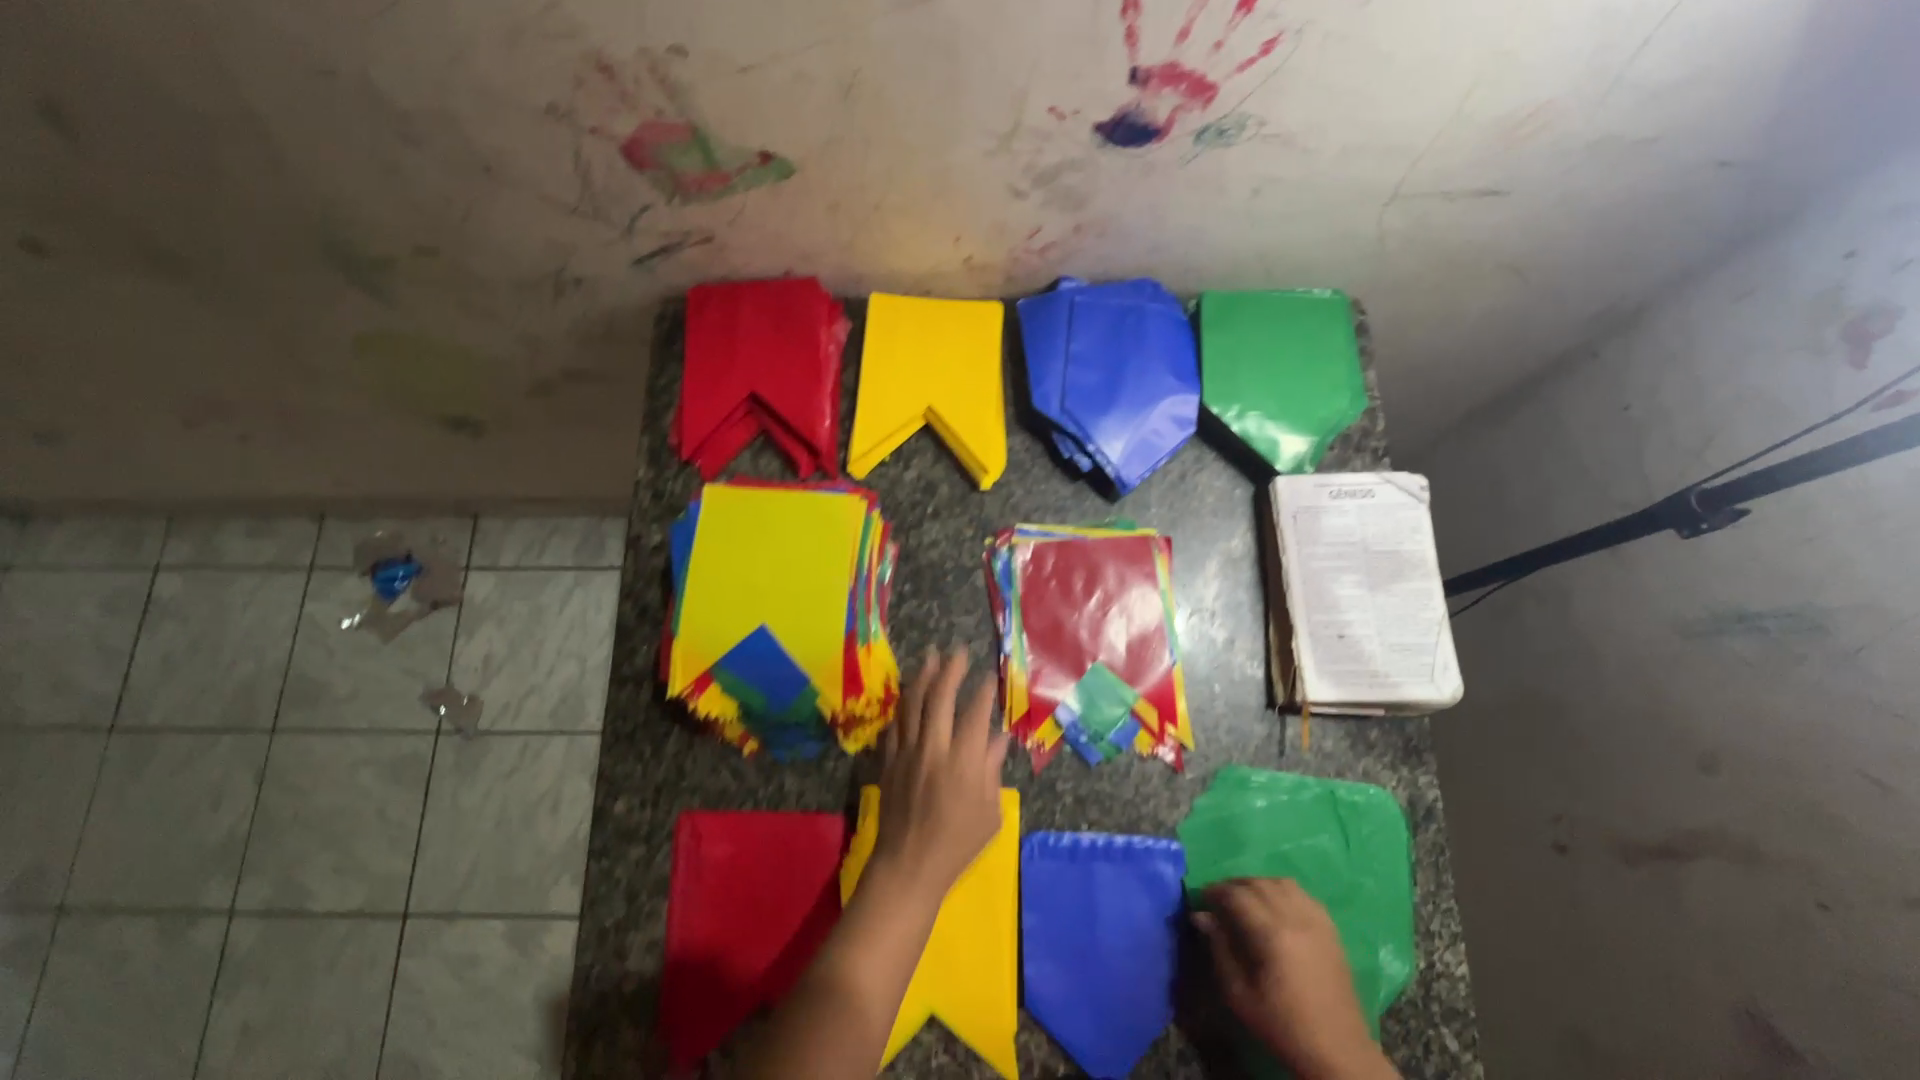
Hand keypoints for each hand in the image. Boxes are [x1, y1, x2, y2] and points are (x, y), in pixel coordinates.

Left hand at [869, 649, 1010, 899]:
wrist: (909, 864)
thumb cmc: (958, 843)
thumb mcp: (990, 811)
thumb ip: (992, 769)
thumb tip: (998, 739)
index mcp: (964, 761)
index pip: (975, 713)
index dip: (983, 692)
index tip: (988, 676)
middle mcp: (934, 749)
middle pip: (940, 698)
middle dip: (950, 670)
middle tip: (958, 652)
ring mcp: (907, 753)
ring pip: (912, 704)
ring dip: (922, 677)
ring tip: (930, 657)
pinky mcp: (889, 762)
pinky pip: (895, 725)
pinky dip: (904, 706)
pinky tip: (909, 696)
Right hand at [1193, 879, 1399, 1079]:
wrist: (1336, 1049)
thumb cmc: (1281, 1025)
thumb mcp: (1239, 993)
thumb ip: (1219, 948)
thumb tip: (1201, 917)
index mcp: (1272, 934)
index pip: (1238, 895)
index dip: (1215, 891)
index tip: (1201, 899)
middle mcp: (1297, 918)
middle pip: (1260, 883)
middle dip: (1235, 885)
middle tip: (1218, 900)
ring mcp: (1318, 922)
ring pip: (1283, 883)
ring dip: (1260, 885)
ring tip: (1246, 901)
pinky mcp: (1332, 930)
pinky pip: (1304, 895)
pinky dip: (1283, 892)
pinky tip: (1275, 909)